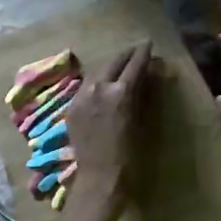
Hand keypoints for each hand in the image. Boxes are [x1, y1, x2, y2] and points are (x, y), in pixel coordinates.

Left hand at [62, 42, 151, 214]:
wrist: (100, 176)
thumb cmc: (129, 153)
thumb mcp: (142, 121)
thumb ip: (143, 94)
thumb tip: (148, 76)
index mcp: (120, 92)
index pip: (134, 64)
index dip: (143, 52)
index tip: (148, 44)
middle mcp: (98, 88)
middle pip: (113, 62)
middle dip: (126, 54)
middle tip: (136, 50)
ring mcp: (81, 97)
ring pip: (97, 71)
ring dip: (110, 65)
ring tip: (120, 62)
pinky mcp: (72, 107)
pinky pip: (85, 87)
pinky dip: (97, 80)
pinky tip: (102, 83)